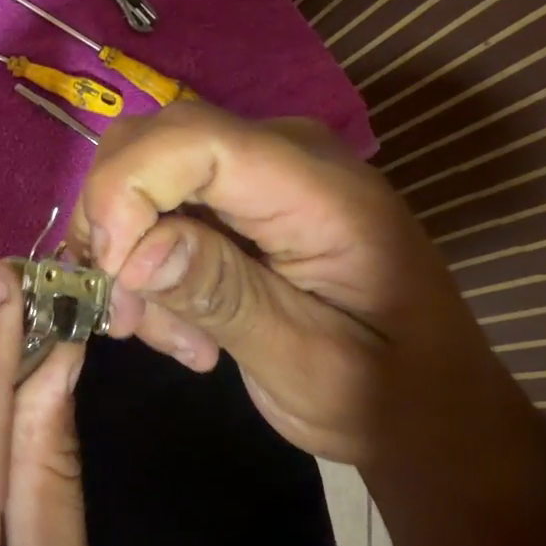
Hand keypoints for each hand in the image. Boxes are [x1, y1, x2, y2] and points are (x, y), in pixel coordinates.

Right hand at [72, 101, 519, 466]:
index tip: (111, 272)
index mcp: (322, 191)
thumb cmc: (387, 397)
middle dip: (117, 219)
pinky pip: (164, 191)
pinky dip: (146, 249)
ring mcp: (263, 163)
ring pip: (148, 165)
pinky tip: (177, 314)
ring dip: (130, 245)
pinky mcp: (245, 186)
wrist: (433, 406)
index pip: (197, 139)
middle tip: (125, 314)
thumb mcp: (306, 366)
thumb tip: (134, 250)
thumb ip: (224, 297)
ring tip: (167, 332)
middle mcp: (287, 152)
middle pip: (159, 139)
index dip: (130, 188)